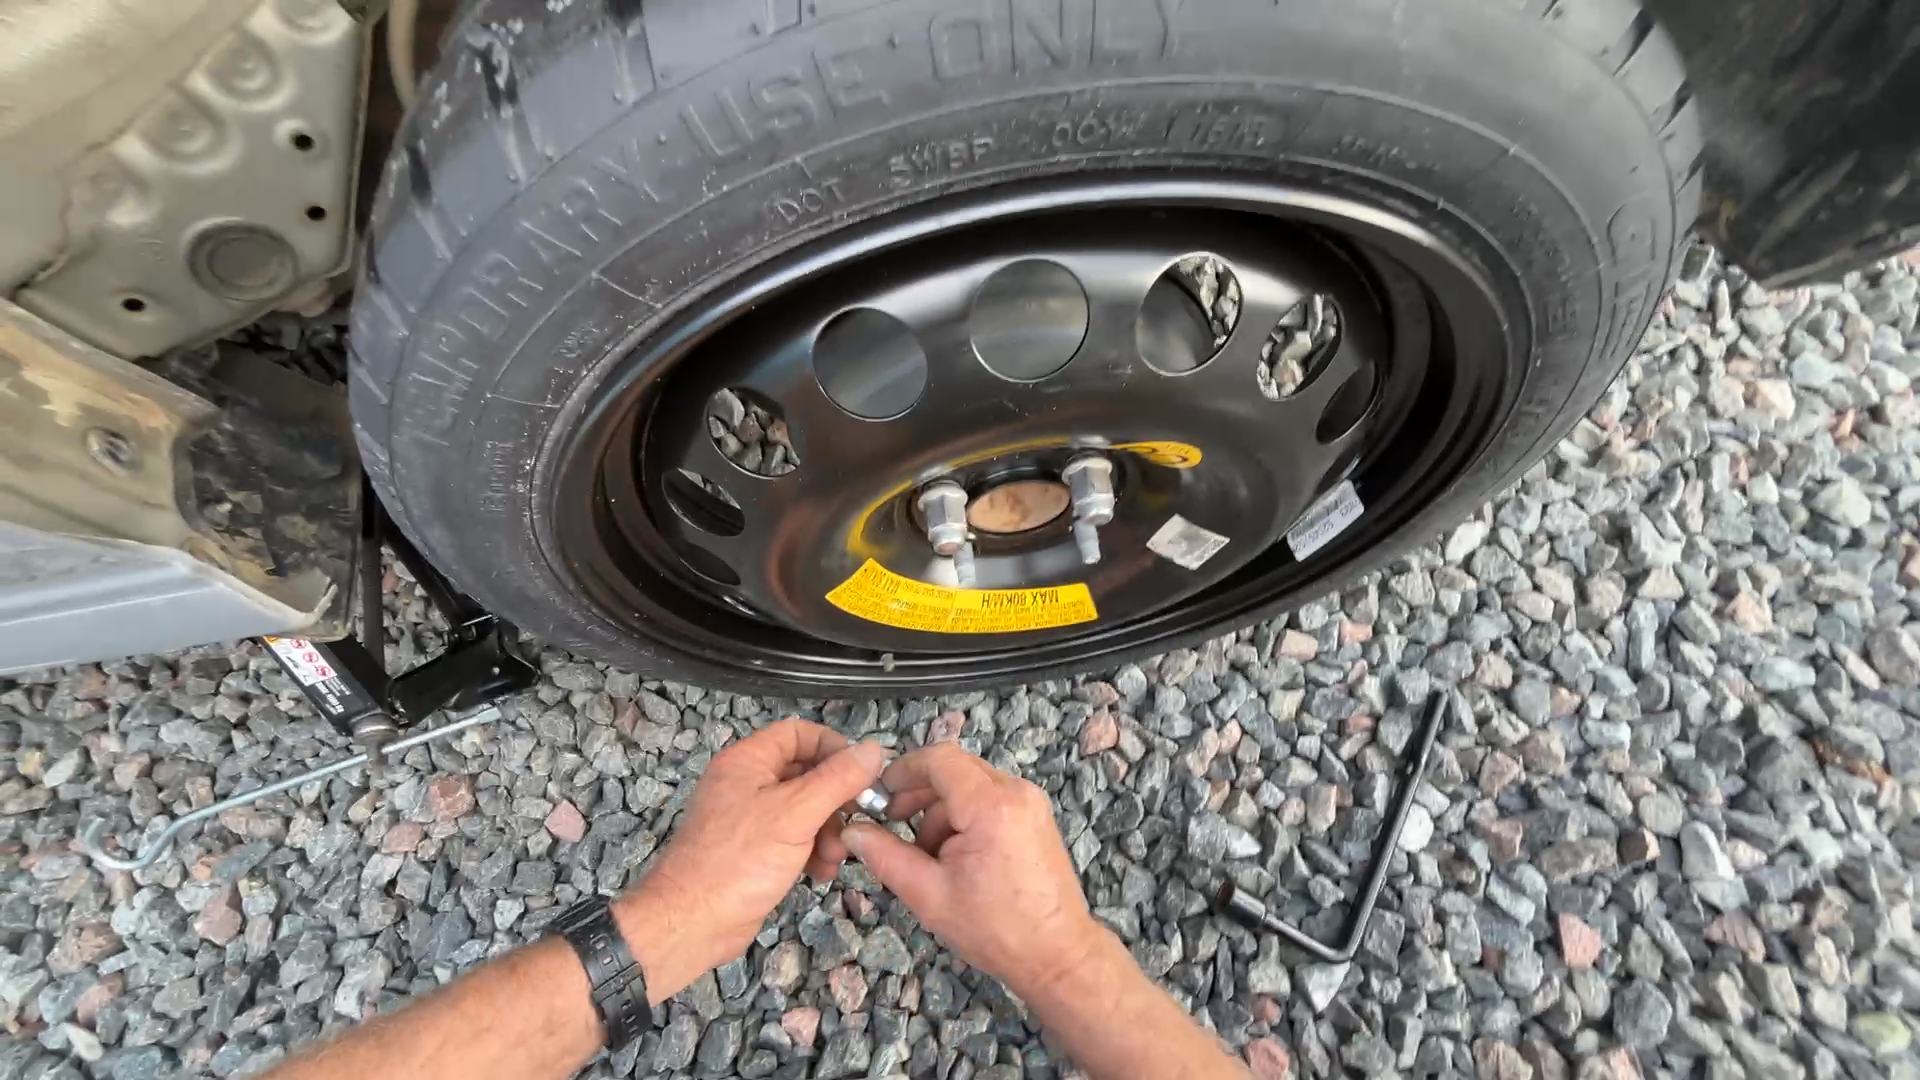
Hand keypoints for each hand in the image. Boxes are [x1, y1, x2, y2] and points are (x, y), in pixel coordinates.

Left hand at [615, 719, 887, 1000]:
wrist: (689, 926)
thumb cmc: (738, 861)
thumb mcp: (796, 813)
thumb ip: (838, 778)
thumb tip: (875, 748)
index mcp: (749, 760)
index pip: (800, 734)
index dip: (832, 747)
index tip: (859, 773)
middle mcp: (748, 782)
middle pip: (807, 772)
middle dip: (835, 799)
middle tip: (855, 820)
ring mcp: (750, 817)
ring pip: (805, 808)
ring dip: (828, 830)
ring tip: (835, 856)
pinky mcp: (755, 850)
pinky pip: (795, 837)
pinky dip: (813, 850)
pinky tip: (821, 872)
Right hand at [839, 743, 1102, 998]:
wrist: (1057, 954)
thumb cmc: (995, 929)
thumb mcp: (929, 895)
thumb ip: (885, 856)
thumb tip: (852, 831)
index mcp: (990, 806)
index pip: (939, 759)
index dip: (904, 769)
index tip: (880, 794)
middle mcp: (1015, 791)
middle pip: (954, 767)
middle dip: (919, 791)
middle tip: (893, 822)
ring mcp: (1029, 799)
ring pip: (970, 781)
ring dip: (941, 807)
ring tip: (928, 853)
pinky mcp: (1034, 812)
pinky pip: (989, 795)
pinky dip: (965, 813)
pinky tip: (955, 853)